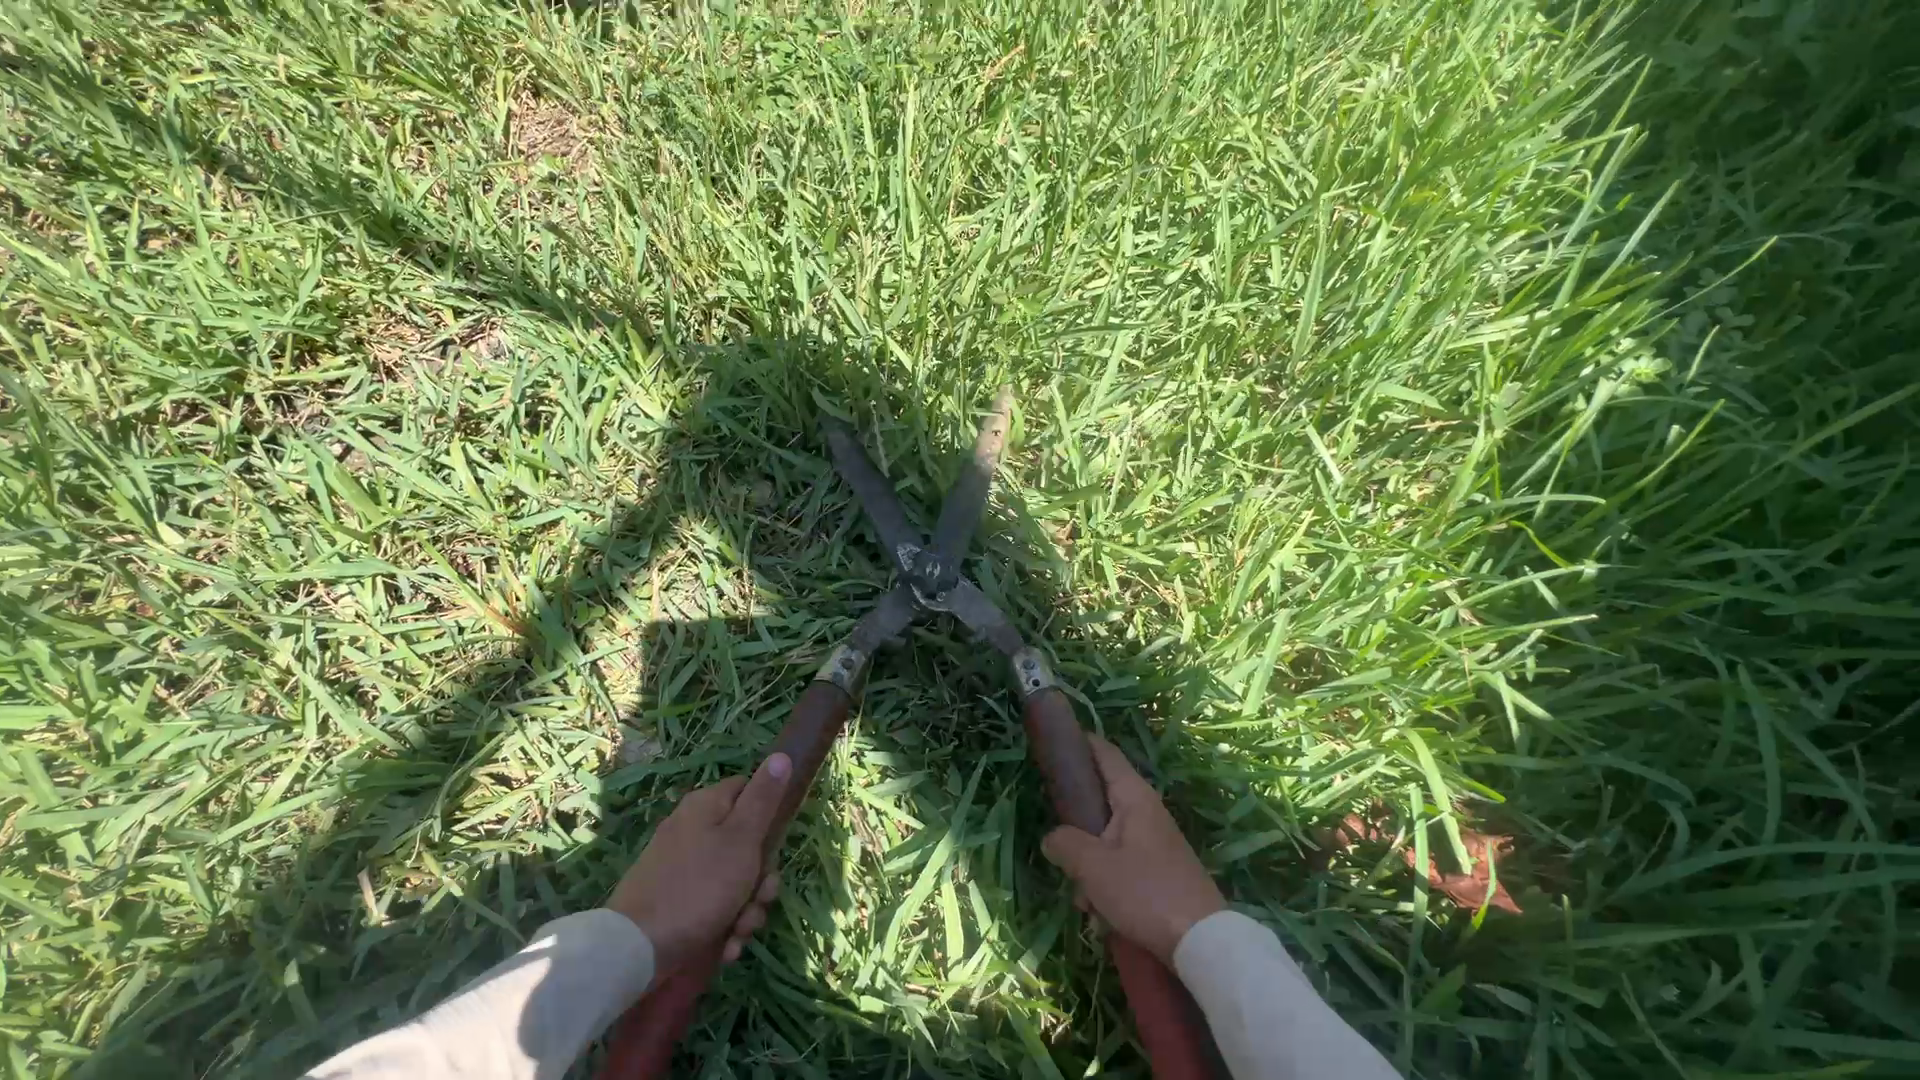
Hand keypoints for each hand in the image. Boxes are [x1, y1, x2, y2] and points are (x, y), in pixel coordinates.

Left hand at [605, 753, 791, 972]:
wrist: (637, 948)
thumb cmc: (699, 887)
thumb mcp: (742, 839)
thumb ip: (763, 798)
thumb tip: (781, 755)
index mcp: (707, 806)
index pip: (749, 792)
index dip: (768, 817)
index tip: (776, 845)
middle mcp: (692, 829)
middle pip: (745, 843)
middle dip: (761, 879)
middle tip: (760, 899)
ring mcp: (680, 866)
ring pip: (732, 880)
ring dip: (746, 909)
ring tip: (740, 932)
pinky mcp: (674, 899)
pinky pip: (711, 905)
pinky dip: (724, 926)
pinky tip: (725, 947)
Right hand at [1041, 736, 1224, 962]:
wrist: (1203, 943)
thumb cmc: (1145, 892)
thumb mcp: (1093, 866)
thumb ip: (1064, 843)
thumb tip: (1052, 838)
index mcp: (1134, 796)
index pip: (1104, 753)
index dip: (1078, 743)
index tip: (1051, 745)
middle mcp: (1146, 812)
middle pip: (1098, 803)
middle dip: (1075, 831)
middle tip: (1059, 851)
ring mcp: (1154, 843)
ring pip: (1105, 842)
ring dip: (1089, 869)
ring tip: (1086, 901)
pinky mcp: (1159, 871)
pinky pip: (1120, 868)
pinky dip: (1106, 887)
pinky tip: (1103, 919)